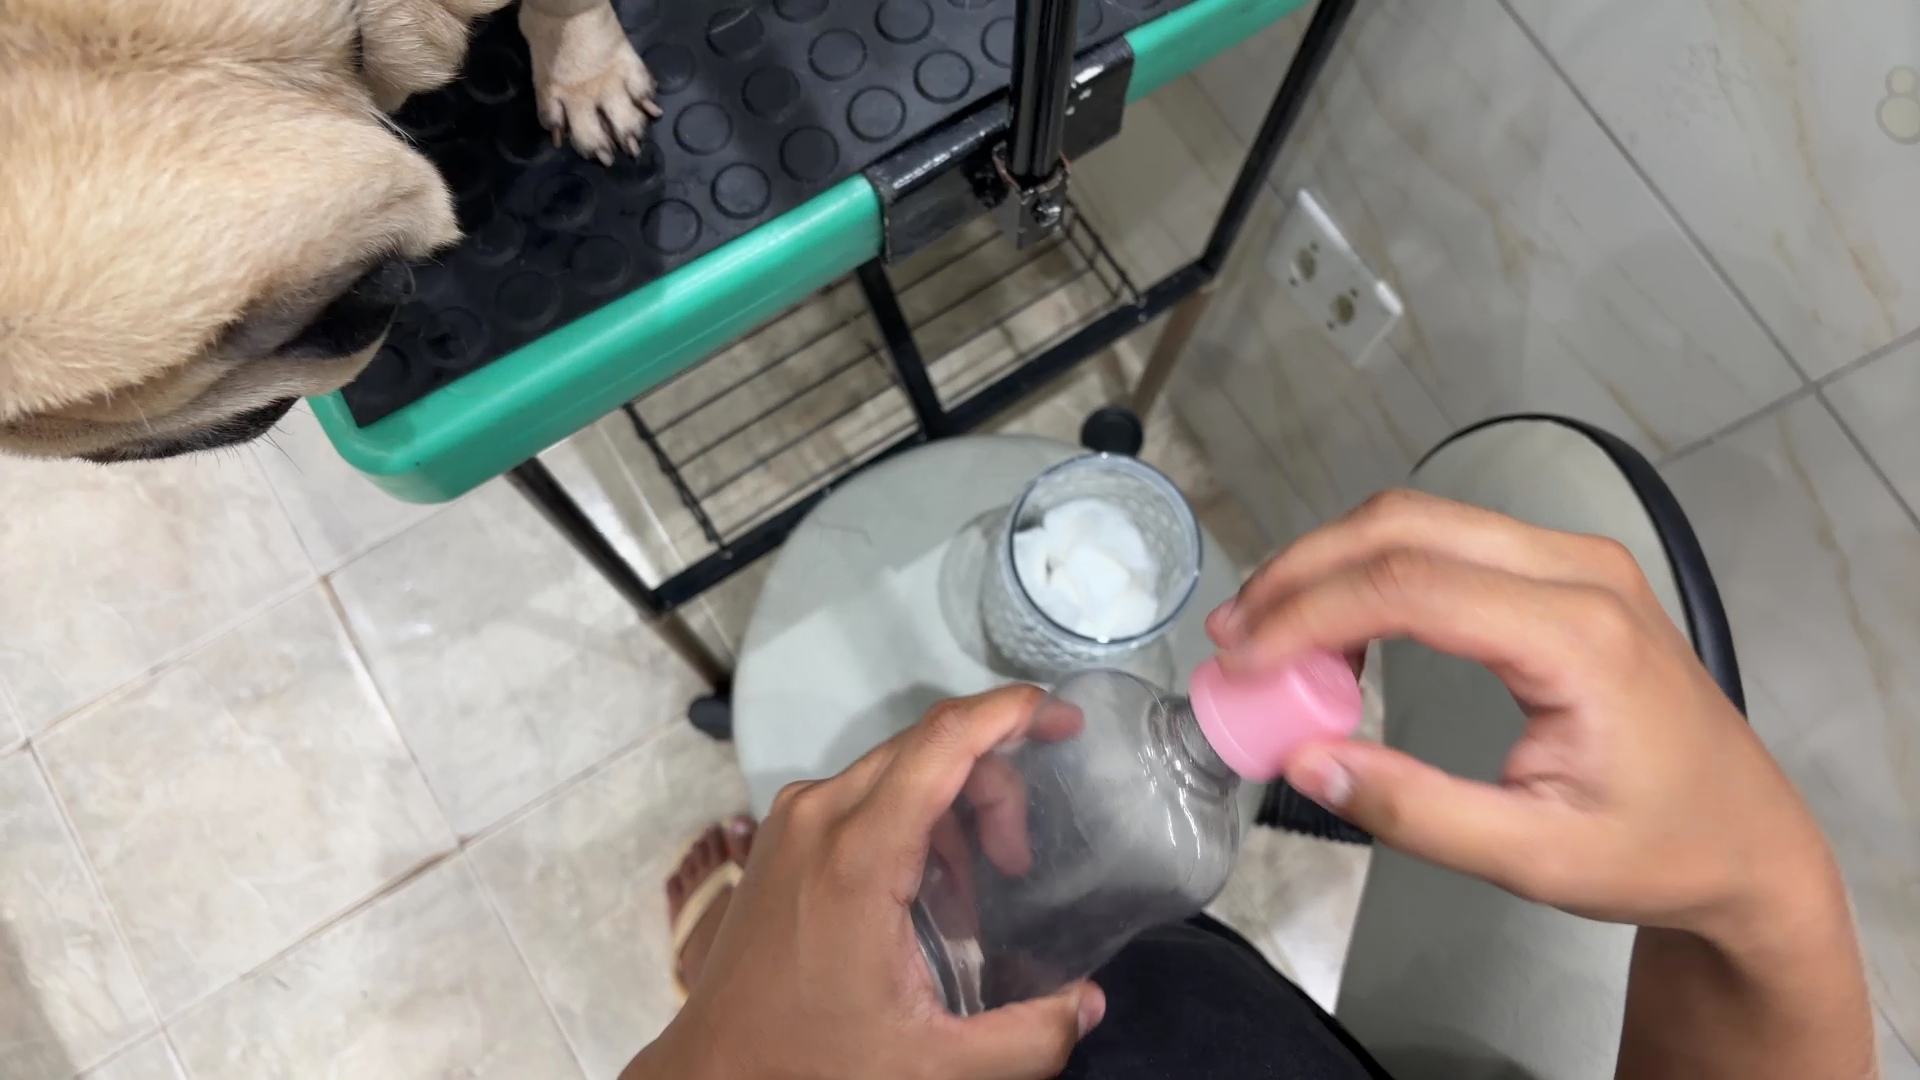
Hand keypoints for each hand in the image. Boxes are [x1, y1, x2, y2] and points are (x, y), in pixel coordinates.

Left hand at [636, 686, 1105, 1079]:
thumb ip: (1027, 1038)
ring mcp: (799, 811)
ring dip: (955, 805)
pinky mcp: (788, 826)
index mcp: (859, 852)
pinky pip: (870, 789)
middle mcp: (823, 808)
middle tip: (1020, 857)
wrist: (708, 1077)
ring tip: (974, 889)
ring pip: (902, 765)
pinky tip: (926, 885)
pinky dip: (916, 816)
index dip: (1008, 711)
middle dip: (994, 782)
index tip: (1062, 715)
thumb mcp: (930, 1068)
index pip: (943, 741)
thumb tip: (1091, 1000)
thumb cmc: (814, 1065)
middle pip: (932, 747)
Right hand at [1208, 490, 1839, 941]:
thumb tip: (1301, 759)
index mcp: (1576, 636)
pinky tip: (1332, 622)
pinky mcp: (1545, 564)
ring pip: (1406, 518)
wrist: (1748, 834)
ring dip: (1320, 563)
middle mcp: (1572, 569)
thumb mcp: (1535, 860)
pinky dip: (1358, 568)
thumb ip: (1413, 811)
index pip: (1408, 588)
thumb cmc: (1655, 850)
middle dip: (1297, 571)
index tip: (1241, 656)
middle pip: (1398, 526)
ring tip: (1266, 625)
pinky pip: (1429, 537)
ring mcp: (1562, 555)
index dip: (1306, 614)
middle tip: (1234, 628)